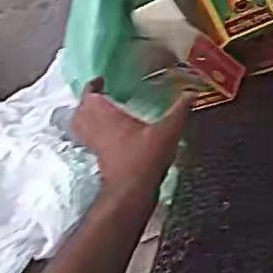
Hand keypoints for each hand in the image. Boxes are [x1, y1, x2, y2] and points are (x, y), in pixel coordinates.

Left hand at [70, 80, 191, 204]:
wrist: (131, 192)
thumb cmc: (145, 157)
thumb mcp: (167, 131)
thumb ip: (179, 111)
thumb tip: (192, 93)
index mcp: (106, 116)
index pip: (89, 95)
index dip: (92, 85)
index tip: (101, 79)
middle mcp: (95, 129)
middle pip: (80, 111)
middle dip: (88, 100)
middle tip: (102, 94)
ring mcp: (95, 145)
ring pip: (81, 126)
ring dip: (87, 117)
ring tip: (103, 111)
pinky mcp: (99, 159)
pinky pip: (90, 140)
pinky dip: (95, 133)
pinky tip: (112, 134)